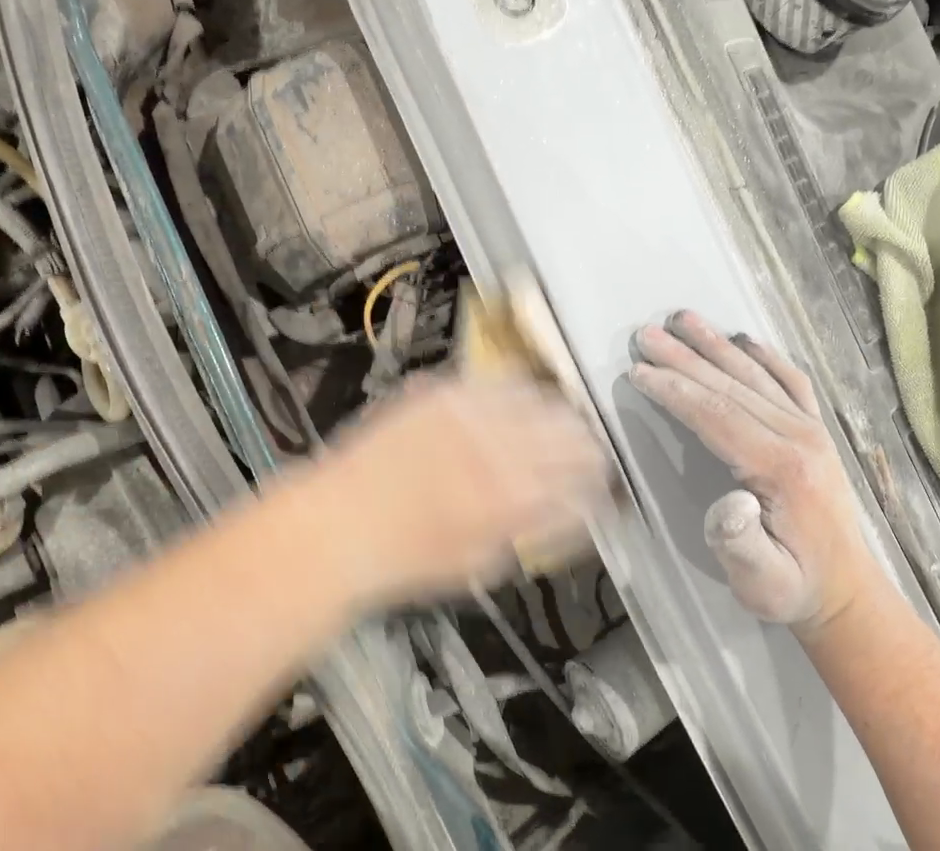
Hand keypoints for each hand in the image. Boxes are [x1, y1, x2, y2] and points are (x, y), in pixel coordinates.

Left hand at [302, 377, 608, 606]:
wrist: (337, 526)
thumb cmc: (408, 558)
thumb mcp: (483, 560)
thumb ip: (534, 530)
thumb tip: (572, 511)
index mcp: (519, 498)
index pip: (585, 480)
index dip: (601, 481)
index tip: (602, 483)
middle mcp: (503, 449)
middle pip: (574, 434)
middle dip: (588, 444)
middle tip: (585, 451)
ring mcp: (474, 414)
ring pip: (544, 399)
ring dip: (558, 414)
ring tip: (557, 422)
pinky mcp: (446, 391)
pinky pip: (501, 380)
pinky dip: (518, 392)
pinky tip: (516, 402)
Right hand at [629, 311, 878, 631]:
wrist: (847, 589)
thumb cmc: (794, 588)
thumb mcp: (762, 583)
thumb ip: (740, 545)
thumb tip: (728, 502)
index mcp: (783, 468)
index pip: (718, 416)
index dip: (675, 390)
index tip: (638, 370)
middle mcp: (800, 437)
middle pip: (732, 386)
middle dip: (684, 358)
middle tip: (645, 334)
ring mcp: (812, 430)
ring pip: (756, 376)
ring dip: (716, 346)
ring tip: (682, 318)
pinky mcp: (817, 431)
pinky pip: (791, 381)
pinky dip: (766, 356)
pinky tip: (745, 339)